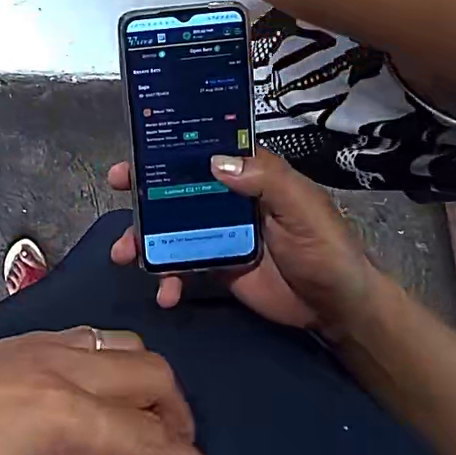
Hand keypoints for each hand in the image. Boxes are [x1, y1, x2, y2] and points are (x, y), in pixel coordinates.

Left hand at [0, 330, 223, 454]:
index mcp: (58, 418)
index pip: (149, 439)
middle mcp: (63, 368)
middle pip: (154, 379)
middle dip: (181, 422)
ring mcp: (45, 344)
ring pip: (131, 348)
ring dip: (154, 388)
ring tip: (150, 432)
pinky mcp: (28, 338)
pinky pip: (100, 338)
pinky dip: (124, 364)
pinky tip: (106, 396)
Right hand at [108, 150, 377, 333]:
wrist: (337, 307)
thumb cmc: (325, 247)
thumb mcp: (302, 207)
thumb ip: (266, 179)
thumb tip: (215, 161)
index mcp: (254, 176)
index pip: (210, 151)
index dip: (174, 148)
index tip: (139, 150)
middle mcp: (233, 200)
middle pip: (181, 188)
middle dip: (146, 191)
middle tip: (118, 192)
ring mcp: (223, 235)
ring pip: (175, 229)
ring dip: (146, 240)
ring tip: (126, 255)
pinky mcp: (220, 269)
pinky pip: (185, 269)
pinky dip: (170, 280)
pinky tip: (166, 294)